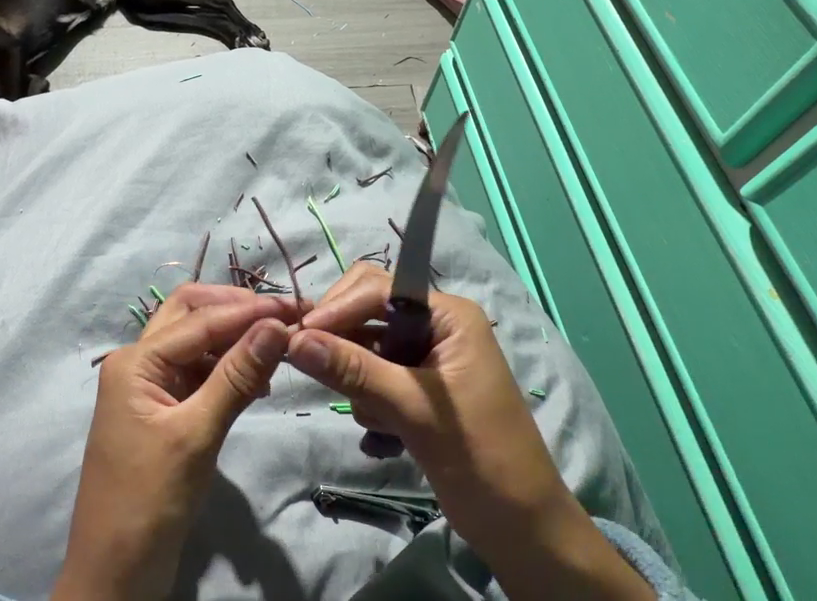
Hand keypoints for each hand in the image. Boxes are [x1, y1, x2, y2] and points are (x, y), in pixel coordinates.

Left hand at [52, 285, 298, 600]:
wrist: (116, 572)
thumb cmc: (150, 500)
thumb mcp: (197, 435)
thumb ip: (236, 377)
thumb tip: (276, 326)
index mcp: (135, 361)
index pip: (200, 319)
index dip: (251, 311)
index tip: (299, 308)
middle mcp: (138, 362)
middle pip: (191, 315)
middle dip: (237, 311)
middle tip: (286, 318)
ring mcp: (149, 387)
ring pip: (196, 342)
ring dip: (235, 338)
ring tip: (279, 348)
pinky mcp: (163, 411)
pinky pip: (198, 372)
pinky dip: (228, 368)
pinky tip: (258, 381)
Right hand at [287, 265, 653, 600]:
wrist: (522, 528)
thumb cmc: (481, 459)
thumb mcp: (414, 411)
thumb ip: (354, 370)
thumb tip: (294, 340)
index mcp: (449, 315)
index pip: (378, 287)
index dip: (337, 306)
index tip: (299, 337)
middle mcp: (437, 325)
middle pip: (366, 310)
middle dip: (344, 342)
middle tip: (320, 372)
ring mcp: (427, 357)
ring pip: (364, 345)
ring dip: (358, 380)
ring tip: (378, 419)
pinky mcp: (418, 388)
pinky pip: (373, 375)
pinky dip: (368, 399)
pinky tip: (384, 432)